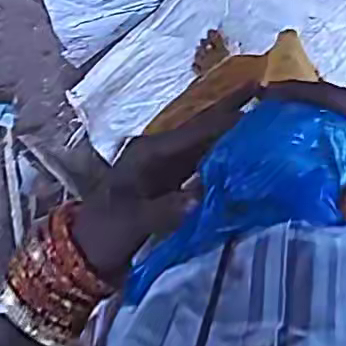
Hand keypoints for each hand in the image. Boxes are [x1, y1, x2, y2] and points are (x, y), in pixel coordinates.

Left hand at [69, 83, 256, 276]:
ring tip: (263, 115)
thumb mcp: (130, 223)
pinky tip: (244, 150)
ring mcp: (166, 165)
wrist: (82, 257)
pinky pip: (203, 160)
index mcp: (150, 152)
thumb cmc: (103, 234)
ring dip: (231, 128)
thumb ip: (163, 210)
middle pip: (202, 126)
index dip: (225, 116)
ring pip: (205, 141)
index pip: (195, 130)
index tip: (257, 102)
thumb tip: (199, 197)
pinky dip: (224, 151)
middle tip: (264, 89)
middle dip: (231, 108)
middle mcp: (161, 151)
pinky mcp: (171, 181)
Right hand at [263, 81, 345, 220]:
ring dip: (310, 127)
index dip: (296, 93)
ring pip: (337, 123)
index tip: (264, 93)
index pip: (329, 96)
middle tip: (262, 122)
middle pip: (327, 106)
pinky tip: (317, 166)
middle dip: (295, 109)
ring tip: (279, 143)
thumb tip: (342, 206)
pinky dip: (328, 145)